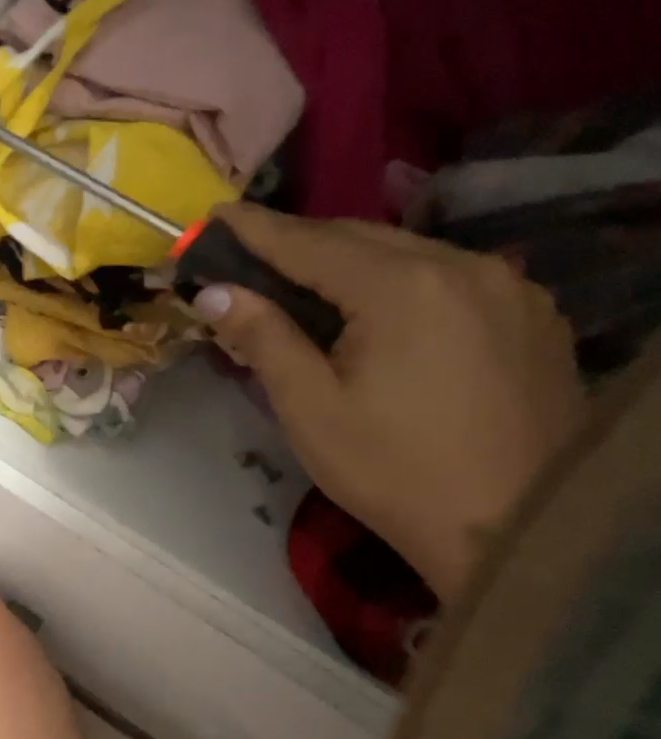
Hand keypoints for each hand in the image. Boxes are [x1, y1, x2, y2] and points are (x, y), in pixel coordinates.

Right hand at [192, 204, 585, 601]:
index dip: (254, 229)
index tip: (211, 216)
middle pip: (360, 238)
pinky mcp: (528, 315)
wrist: (519, 522)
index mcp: (402, 288)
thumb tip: (216, 292)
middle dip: (297, 243)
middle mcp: (462, 267)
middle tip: (242, 256)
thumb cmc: (392, 468)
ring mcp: (506, 288)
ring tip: (299, 285)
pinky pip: (445, 278)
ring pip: (406, 255)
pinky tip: (370, 311)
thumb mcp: (309, 407)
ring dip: (346, 262)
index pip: (309, 242)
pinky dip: (394, 281)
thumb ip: (264, 338)